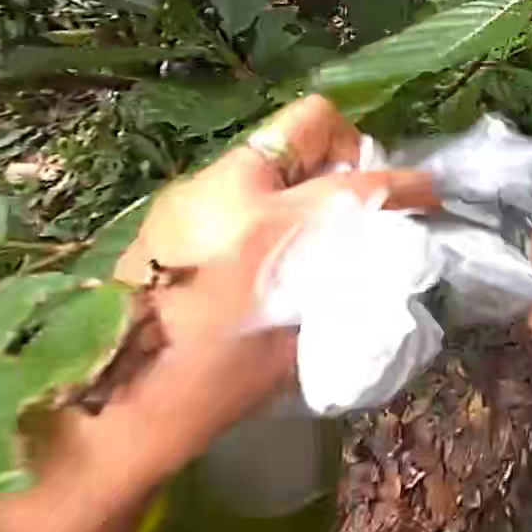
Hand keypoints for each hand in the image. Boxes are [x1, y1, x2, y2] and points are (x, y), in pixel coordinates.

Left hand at [30, 97, 429, 487]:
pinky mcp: (175, 201)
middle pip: (309, 120)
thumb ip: (340, 282)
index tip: (428, 193)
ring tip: (315, 219)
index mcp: (262, 229)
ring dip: (308, 169)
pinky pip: (243, 173)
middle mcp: (227, 189)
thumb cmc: (205, 391)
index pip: (354, 184)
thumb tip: (374, 254)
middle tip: (356, 193)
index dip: (404, 185)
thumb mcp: (294, 341)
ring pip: (273, 145)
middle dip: (346, 145)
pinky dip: (272, 189)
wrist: (103, 411)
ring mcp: (195, 189)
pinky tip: (270, 237)